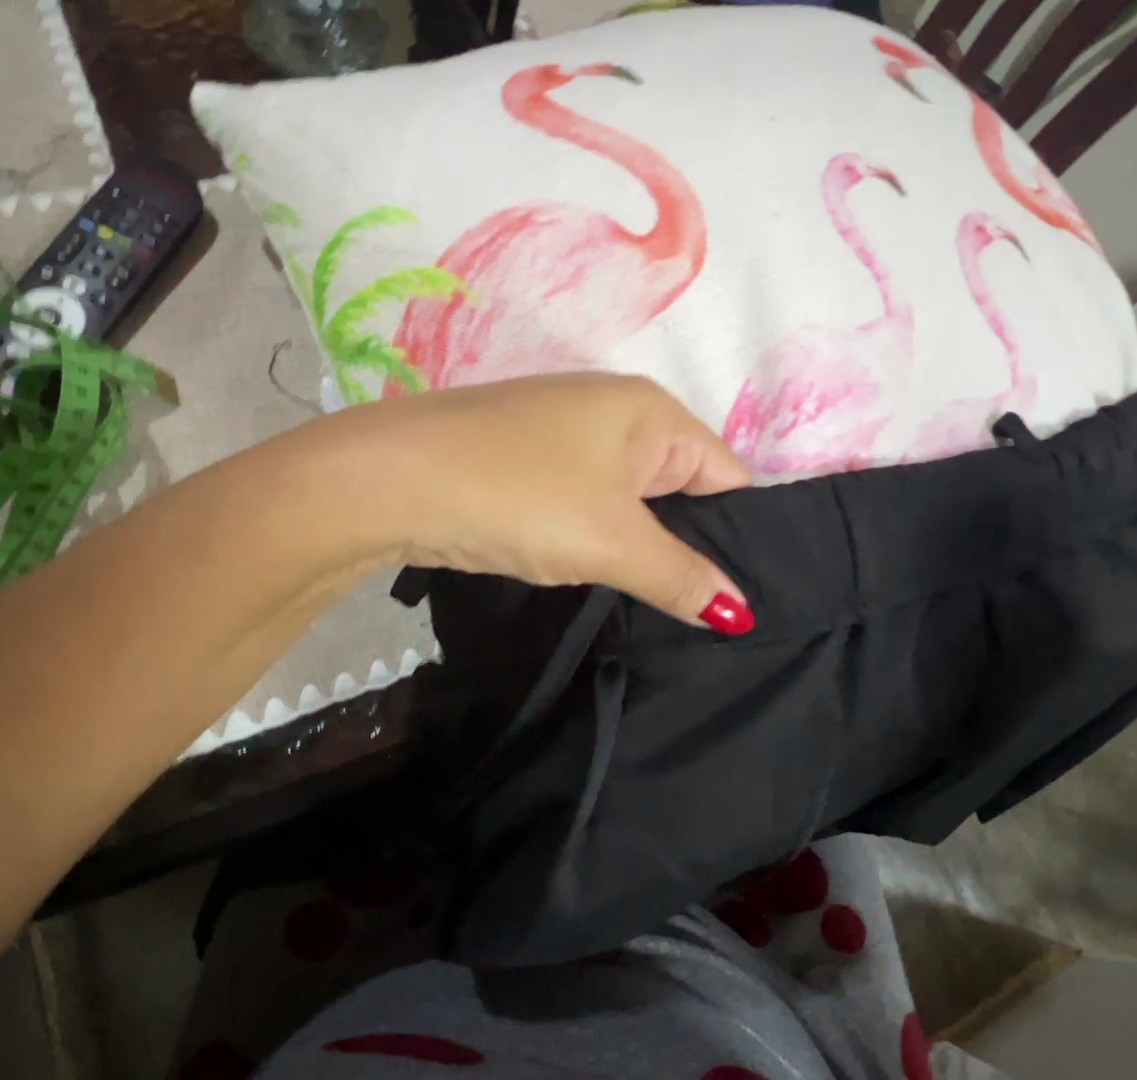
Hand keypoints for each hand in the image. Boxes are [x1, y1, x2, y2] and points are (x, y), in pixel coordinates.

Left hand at [336, 374, 755, 631]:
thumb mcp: (611, 542)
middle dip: (691, 549)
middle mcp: (614, 411)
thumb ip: (681, 576)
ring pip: (629, 500)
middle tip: (710, 621)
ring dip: (641, 549)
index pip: (727, 476)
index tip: (746, 604)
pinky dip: (597, 540)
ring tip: (663, 611)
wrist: (390, 479)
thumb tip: (740, 613)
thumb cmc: (519, 496)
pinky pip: (585, 503)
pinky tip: (599, 580)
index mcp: (652, 411)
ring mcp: (564, 434)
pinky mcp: (526, 462)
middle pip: (680, 487)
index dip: (741, 539)